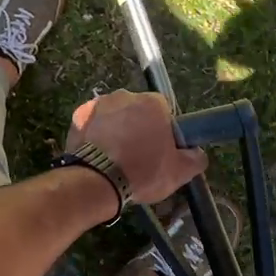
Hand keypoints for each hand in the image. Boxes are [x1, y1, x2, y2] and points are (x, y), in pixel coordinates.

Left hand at [66, 90, 206, 204]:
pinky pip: (94, 121)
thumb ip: (195, 158)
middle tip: (139, 152)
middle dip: (139, 124)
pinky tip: (99, 152)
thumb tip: (196, 152)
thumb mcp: (180, 172)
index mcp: (151, 103)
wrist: (98, 179)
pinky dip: (97, 132)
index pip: (163, 108)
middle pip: (137, 108)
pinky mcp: (78, 114)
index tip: (161, 145)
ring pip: (114, 113)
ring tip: (117, 154)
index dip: (163, 127)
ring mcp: (98, 103)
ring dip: (117, 127)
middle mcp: (123, 95)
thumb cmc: (143, 172)